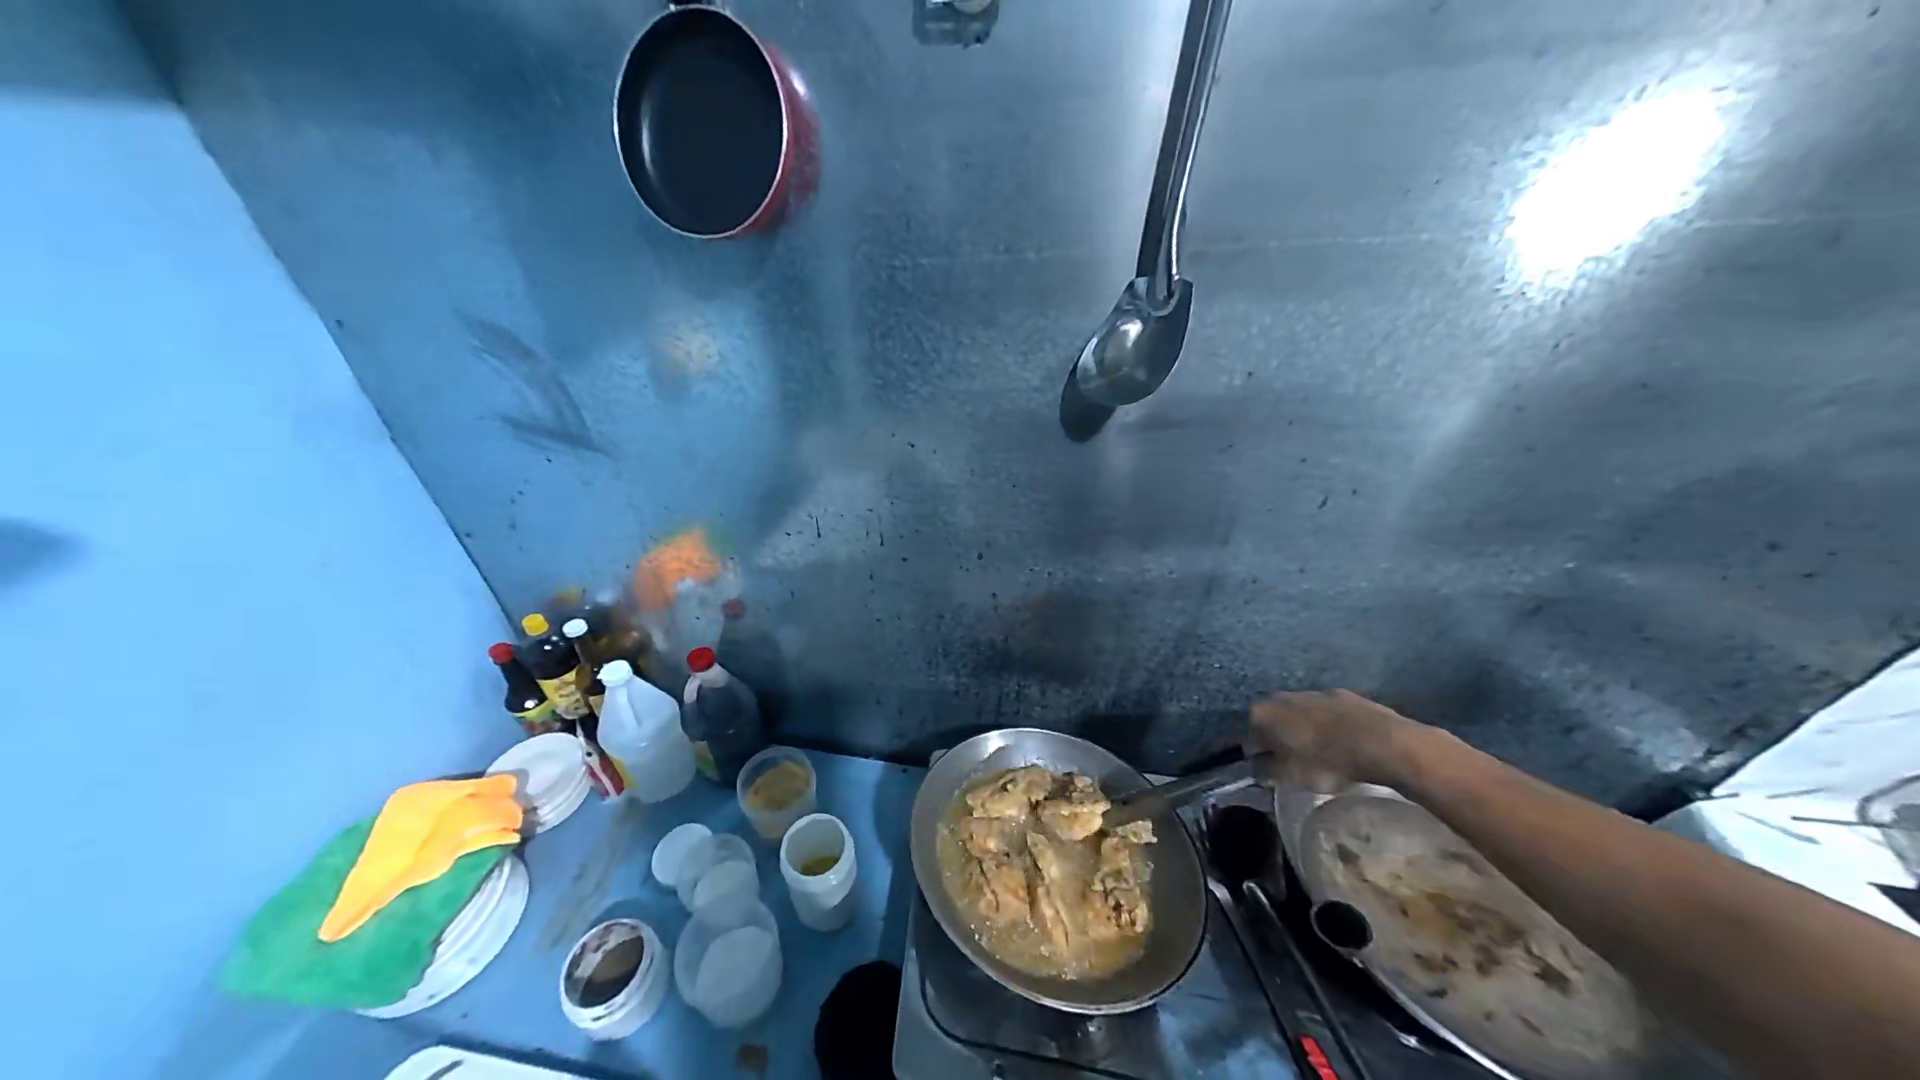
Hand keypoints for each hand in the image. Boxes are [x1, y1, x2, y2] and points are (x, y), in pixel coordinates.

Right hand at [1243, 689, 1423, 792]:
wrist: (1384, 743)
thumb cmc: (1327, 762)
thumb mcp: (1289, 777)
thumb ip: (1264, 771)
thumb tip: (1257, 766)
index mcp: (1262, 713)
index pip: (1250, 741)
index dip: (1261, 760)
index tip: (1276, 776)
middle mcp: (1281, 696)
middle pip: (1274, 724)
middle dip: (1282, 743)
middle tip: (1299, 767)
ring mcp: (1314, 692)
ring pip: (1301, 717)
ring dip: (1306, 733)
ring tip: (1326, 757)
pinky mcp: (1344, 695)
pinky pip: (1328, 714)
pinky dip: (1331, 727)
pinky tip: (1346, 746)